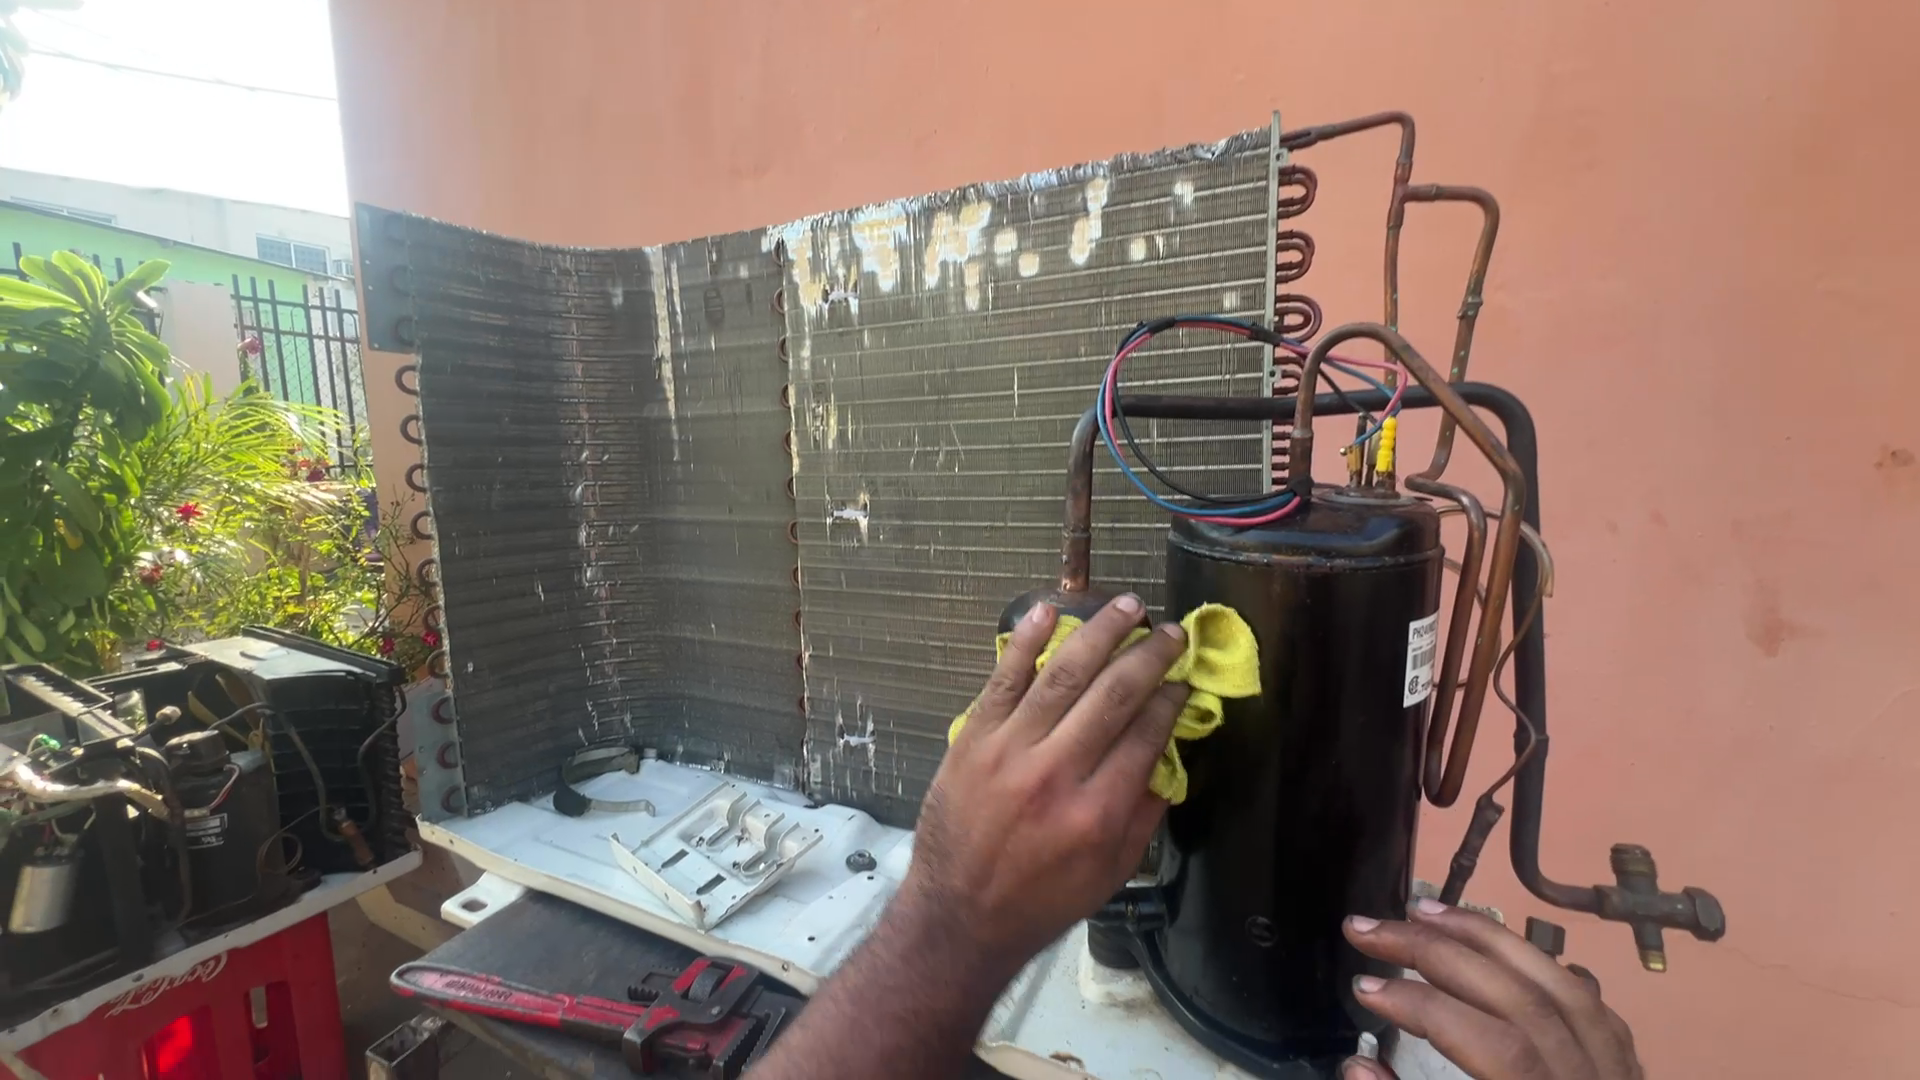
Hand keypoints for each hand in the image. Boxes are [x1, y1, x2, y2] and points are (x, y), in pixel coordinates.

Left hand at [900, 593, 1188, 982]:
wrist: (958, 913)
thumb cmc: (1040, 899)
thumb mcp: (1110, 875)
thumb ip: (1143, 816)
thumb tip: (1167, 759)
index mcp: (1098, 811)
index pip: (1146, 734)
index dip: (1171, 698)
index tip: (1184, 675)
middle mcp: (1057, 772)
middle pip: (1113, 695)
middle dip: (1148, 656)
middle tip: (1169, 630)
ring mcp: (1010, 749)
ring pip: (1063, 675)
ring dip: (1099, 633)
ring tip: (1127, 605)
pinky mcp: (974, 737)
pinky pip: (1003, 678)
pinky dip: (1026, 641)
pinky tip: (1048, 610)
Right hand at [1341, 898, 1642, 1079]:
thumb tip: (1358, 1066)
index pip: (1497, 1048)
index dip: (1421, 1007)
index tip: (1362, 987)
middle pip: (1521, 1001)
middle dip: (1434, 952)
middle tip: (1364, 929)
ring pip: (1561, 987)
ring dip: (1482, 937)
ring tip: (1419, 910)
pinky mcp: (1628, 1079)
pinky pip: (1587, 1003)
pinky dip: (1531, 961)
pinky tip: (1487, 943)